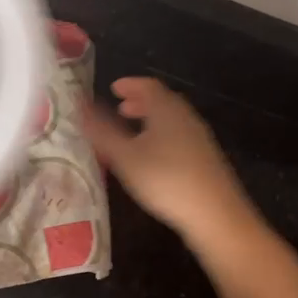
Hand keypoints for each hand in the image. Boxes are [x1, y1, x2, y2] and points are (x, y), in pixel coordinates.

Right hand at [83, 77, 256, 235]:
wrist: (216, 213)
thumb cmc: (165, 179)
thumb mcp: (125, 157)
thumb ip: (102, 132)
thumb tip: (81, 107)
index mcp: (167, 109)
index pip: (148, 85)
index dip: (130, 84)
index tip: (113, 88)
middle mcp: (186, 117)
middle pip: (162, 101)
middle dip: (139, 102)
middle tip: (120, 110)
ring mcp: (199, 138)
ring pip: (171, 119)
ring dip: (150, 120)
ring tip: (132, 134)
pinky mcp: (206, 158)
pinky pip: (178, 135)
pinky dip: (161, 135)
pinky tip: (153, 158)